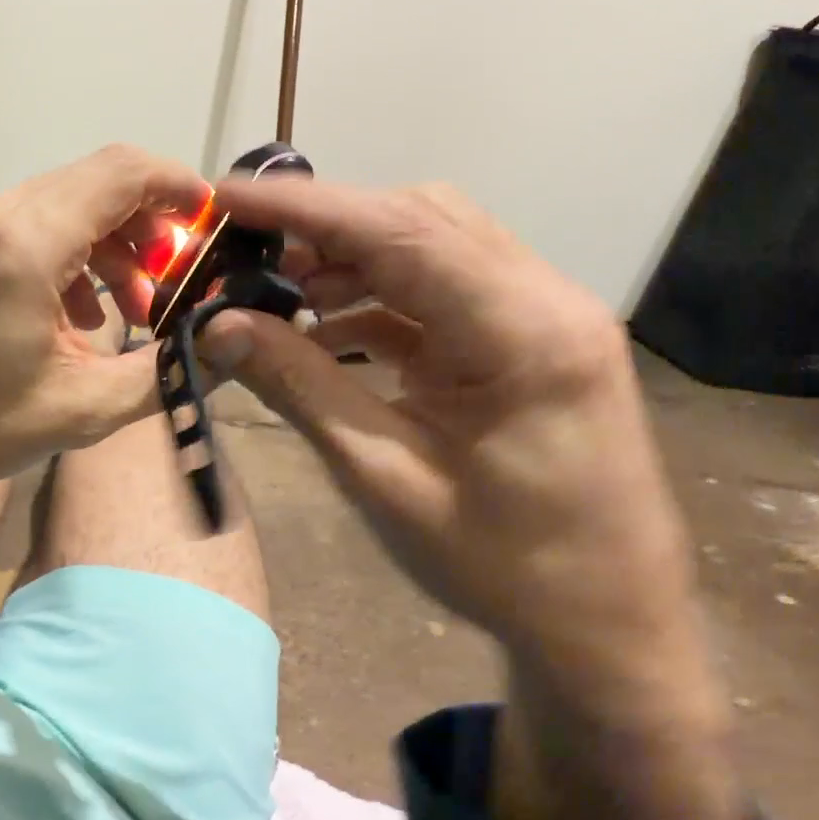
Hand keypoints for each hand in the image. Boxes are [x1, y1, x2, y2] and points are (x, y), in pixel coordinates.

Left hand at [0, 145, 205, 568]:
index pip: (121, 172)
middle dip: (147, 223)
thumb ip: (169, 369)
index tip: (208, 221)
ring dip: (109, 242)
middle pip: (94, 182)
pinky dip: (69, 252)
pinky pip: (28, 224)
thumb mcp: (86, 408)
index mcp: (25, 245)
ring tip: (132, 305)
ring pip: (61, 201)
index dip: (177, 184)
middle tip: (171, 282)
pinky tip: (78, 314)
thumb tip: (232, 336)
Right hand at [199, 178, 749, 819]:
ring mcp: (538, 318)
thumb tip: (215, 325)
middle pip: (420, 220)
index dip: (304, 207)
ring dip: (345, 259)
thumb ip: (298, 386)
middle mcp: (543, 300)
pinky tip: (320, 331)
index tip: (225, 196)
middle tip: (238, 249)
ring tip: (270, 293)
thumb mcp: (381, 474)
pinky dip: (371, 298)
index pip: (400, 231)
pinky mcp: (522, 342)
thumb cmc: (496, 561)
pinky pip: (437, 292)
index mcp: (523, 331)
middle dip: (320, 225)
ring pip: (430, 247)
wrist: (603, 623)